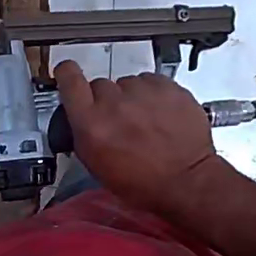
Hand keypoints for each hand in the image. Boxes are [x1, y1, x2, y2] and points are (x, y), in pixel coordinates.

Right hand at [53, 60, 233, 214]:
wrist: (187, 182)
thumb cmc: (144, 182)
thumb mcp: (96, 165)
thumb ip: (83, 133)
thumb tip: (79, 116)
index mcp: (91, 123)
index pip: (69, 78)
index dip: (67, 74)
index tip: (69, 73)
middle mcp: (115, 102)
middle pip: (100, 84)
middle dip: (107, 100)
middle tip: (120, 121)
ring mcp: (143, 92)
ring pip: (128, 83)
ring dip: (133, 97)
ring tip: (145, 121)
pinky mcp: (167, 87)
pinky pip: (152, 82)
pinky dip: (154, 95)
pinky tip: (160, 115)